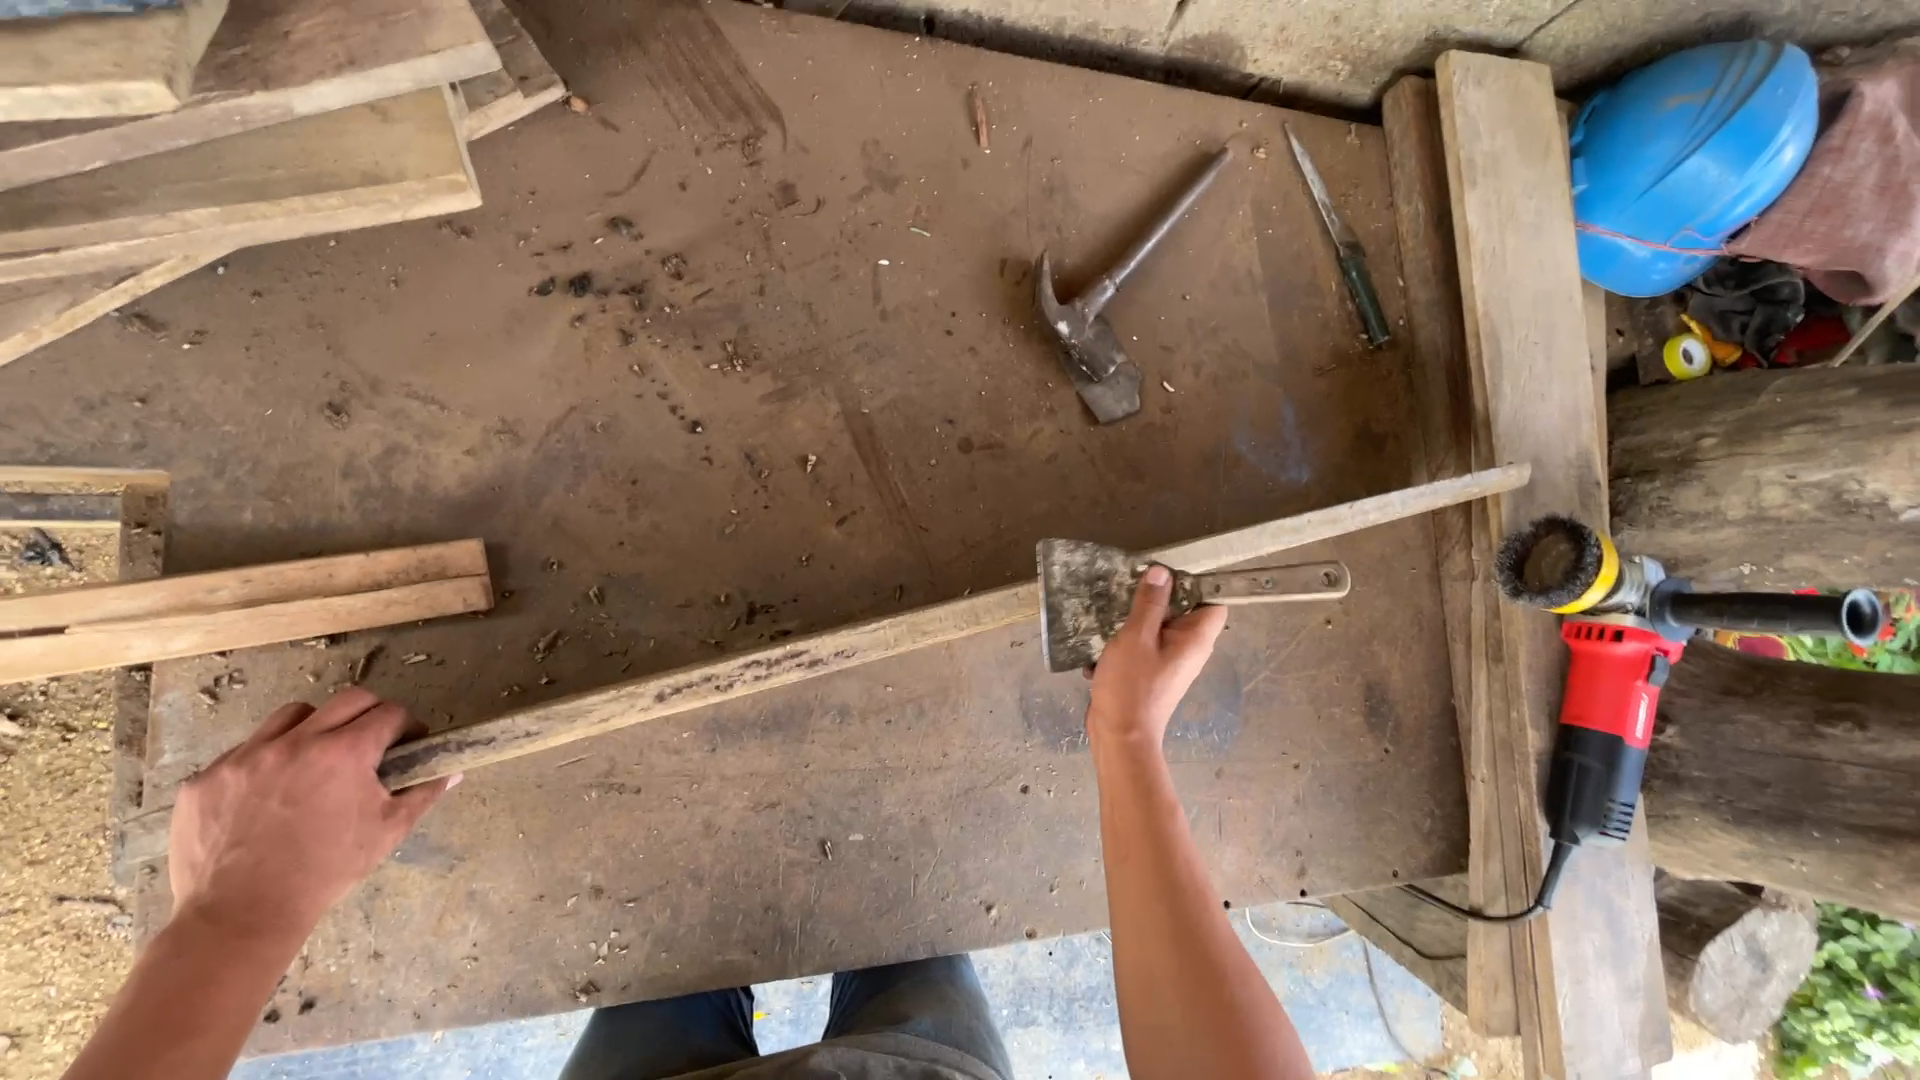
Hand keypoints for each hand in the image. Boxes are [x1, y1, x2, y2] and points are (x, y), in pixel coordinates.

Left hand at [169, 687, 459, 943]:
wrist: (240, 914)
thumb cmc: (325, 872)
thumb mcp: (387, 832)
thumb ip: (423, 794)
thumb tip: (451, 773)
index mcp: (345, 753)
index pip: (389, 713)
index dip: (407, 726)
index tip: (408, 743)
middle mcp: (295, 743)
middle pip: (348, 700)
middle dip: (371, 713)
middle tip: (373, 741)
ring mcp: (244, 758)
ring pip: (292, 716)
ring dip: (315, 727)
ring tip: (316, 759)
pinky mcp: (205, 779)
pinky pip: (244, 751)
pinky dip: (267, 760)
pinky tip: (270, 792)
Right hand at [1087, 564, 1227, 748]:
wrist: (1119, 736)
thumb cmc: (1131, 686)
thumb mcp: (1136, 637)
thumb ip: (1149, 604)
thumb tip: (1163, 572)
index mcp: (1195, 640)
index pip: (1213, 603)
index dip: (1195, 585)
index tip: (1165, 574)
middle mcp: (1188, 651)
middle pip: (1181, 612)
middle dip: (1155, 599)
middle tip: (1129, 586)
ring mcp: (1169, 664)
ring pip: (1157, 629)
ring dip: (1135, 621)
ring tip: (1110, 610)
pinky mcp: (1150, 674)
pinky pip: (1142, 647)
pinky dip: (1125, 643)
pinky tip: (1102, 644)